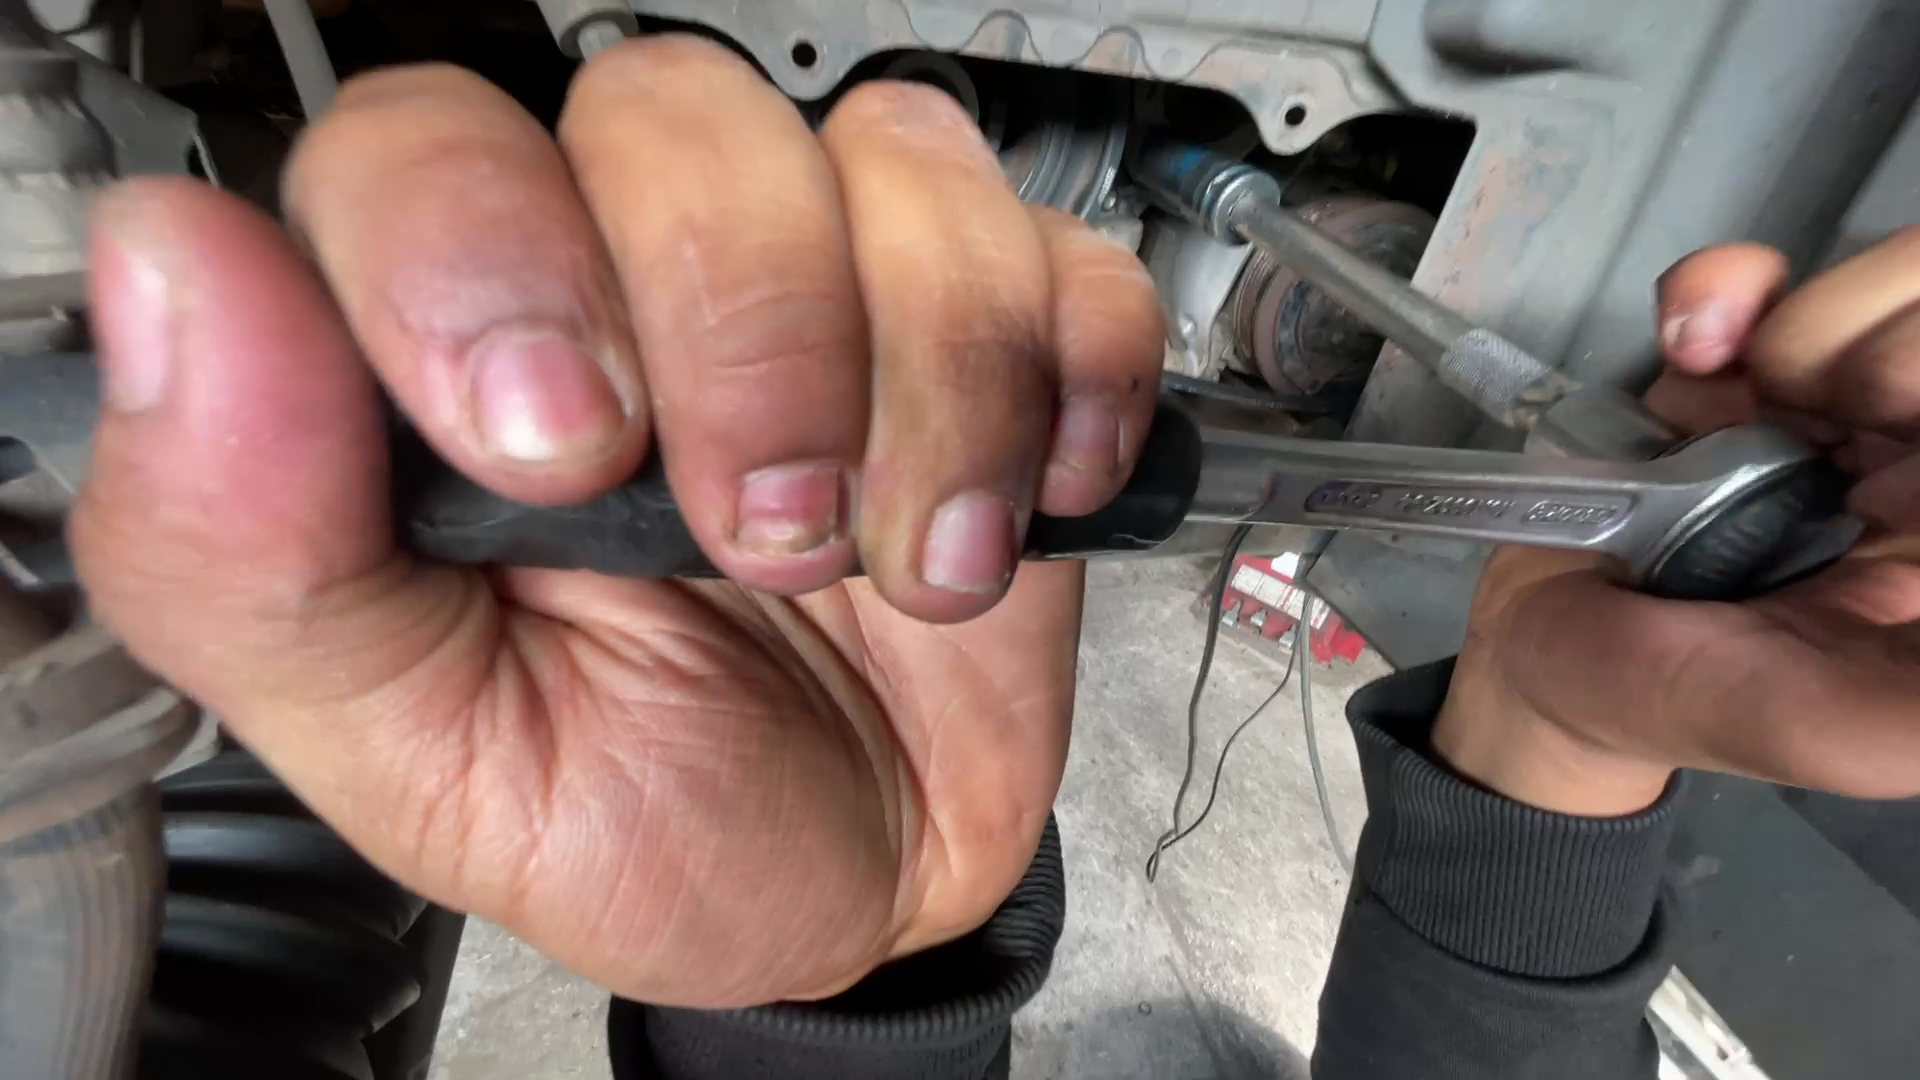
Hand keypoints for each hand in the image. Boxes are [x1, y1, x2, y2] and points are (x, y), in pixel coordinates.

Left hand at [69, 39, 1162, 1006]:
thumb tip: (188, 279)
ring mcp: (881, 318)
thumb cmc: (665, 823)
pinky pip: (1082, 283)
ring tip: (923, 559)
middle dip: (759, 329)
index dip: (490, 253)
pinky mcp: (1024, 372)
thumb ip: (267, 555)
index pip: (442, 148)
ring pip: (918, 178)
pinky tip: (1041, 495)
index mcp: (512, 366)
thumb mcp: (435, 752)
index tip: (571, 452)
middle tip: (778, 528)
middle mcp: (694, 300)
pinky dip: (1078, 381)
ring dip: (937, 380)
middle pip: (706, 123)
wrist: (862, 868)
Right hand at [1435, 236, 1919, 815]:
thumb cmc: (1669, 699)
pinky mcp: (1716, 378)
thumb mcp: (1833, 729)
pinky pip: (1754, 278)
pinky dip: (1719, 287)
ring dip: (1803, 323)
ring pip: (1887, 279)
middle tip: (1819, 437)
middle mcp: (1918, 450)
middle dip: (1894, 359)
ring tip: (1729, 403)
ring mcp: (1822, 404)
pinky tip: (1690, 346)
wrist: (1532, 657)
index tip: (1885, 474)